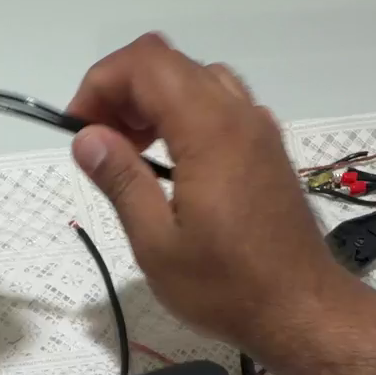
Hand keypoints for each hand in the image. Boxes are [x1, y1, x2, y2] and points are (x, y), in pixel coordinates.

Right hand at [67, 33, 349, 357]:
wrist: (298, 310)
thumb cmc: (223, 287)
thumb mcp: (156, 244)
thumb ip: (121, 181)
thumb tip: (87, 138)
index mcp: (208, 131)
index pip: (145, 64)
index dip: (100, 83)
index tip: (77, 130)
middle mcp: (238, 115)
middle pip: (170, 65)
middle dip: (121, 92)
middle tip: (97, 146)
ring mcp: (259, 130)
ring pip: (196, 81)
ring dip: (152, 103)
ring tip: (129, 155)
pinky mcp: (267, 150)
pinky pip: (220, 107)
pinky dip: (183, 117)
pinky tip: (169, 166)